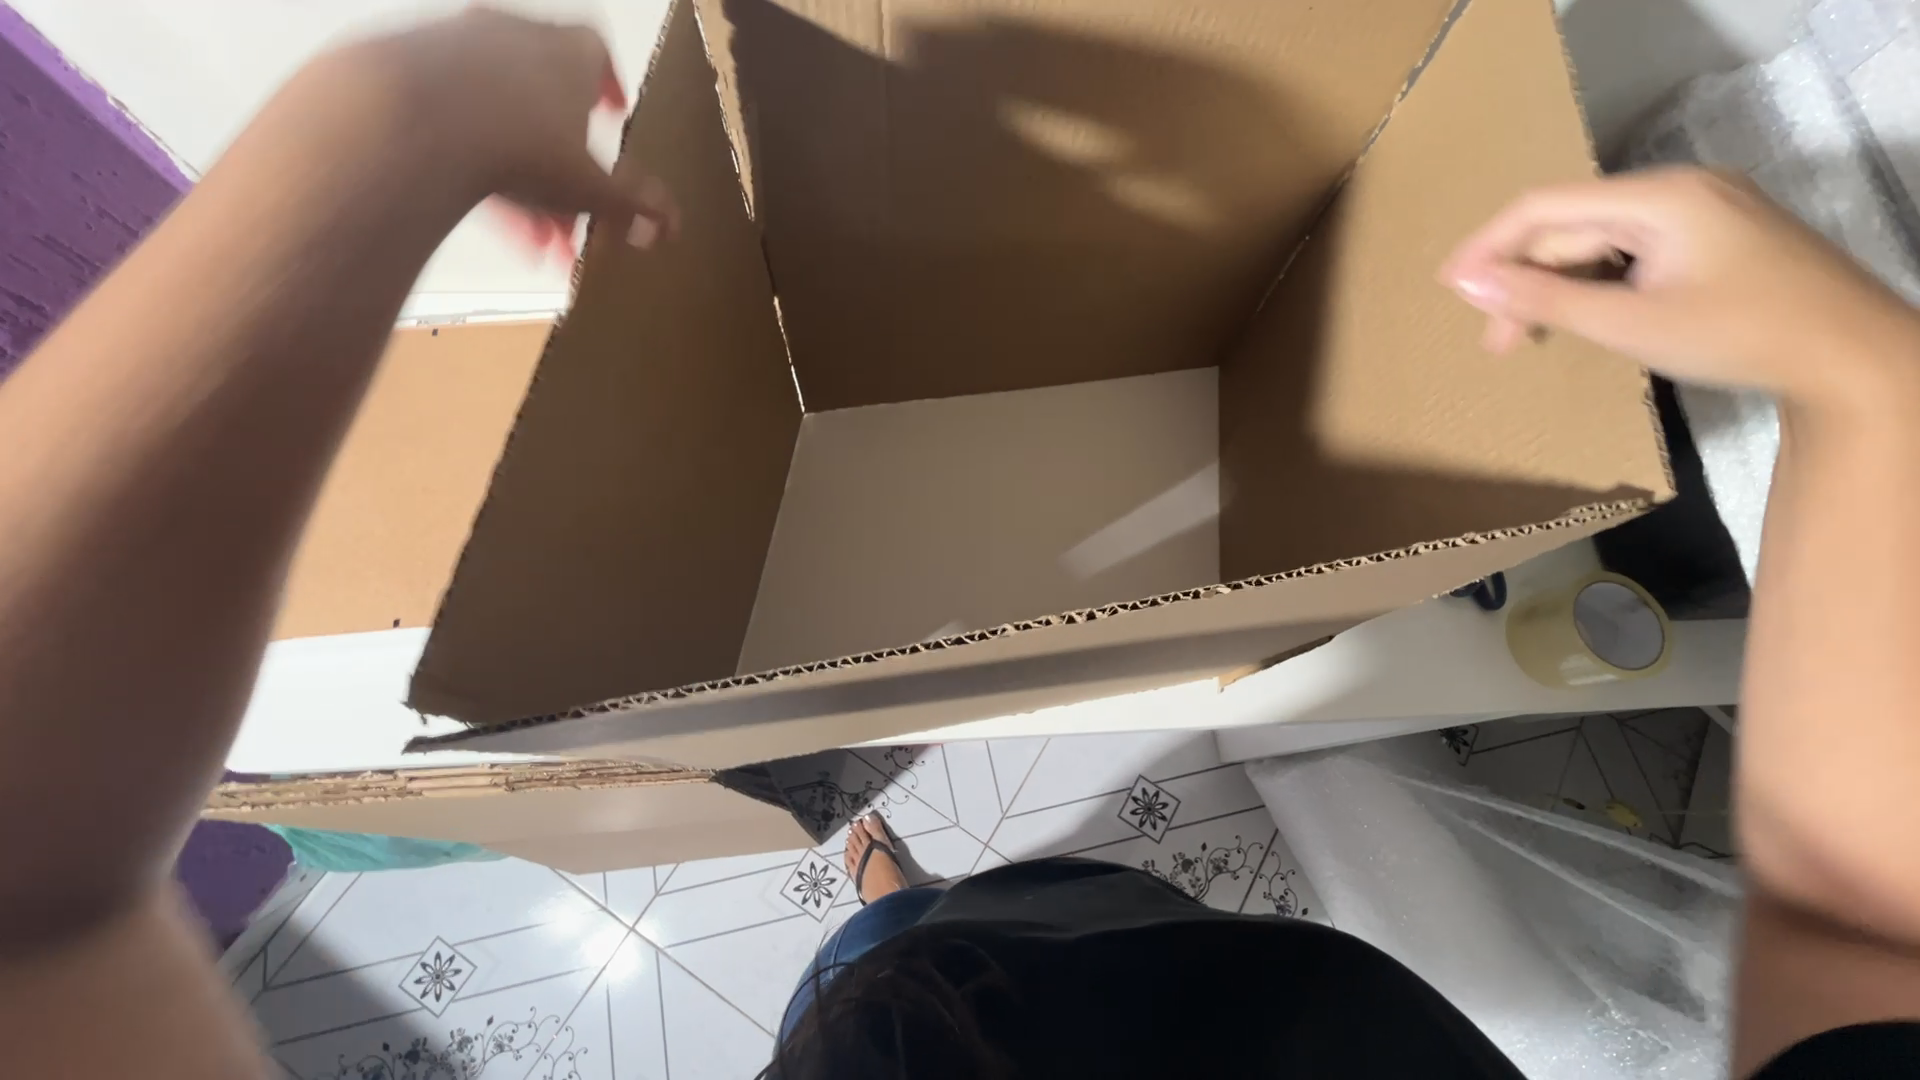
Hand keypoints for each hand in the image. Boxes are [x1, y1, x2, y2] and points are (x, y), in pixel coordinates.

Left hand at [321, 7, 677, 254]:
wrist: (407, 121)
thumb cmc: (520, 145)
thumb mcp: (595, 189)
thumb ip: (635, 207)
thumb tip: (669, 226)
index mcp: (566, 53)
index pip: (596, 51)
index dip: (608, 84)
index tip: (612, 113)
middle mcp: (511, 37)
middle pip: (548, 98)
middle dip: (566, 161)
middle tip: (576, 207)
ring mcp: (454, 50)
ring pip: (503, 120)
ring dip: (525, 178)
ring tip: (537, 236)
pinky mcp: (407, 74)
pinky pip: (457, 126)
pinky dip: (479, 169)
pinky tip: (493, 220)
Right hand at [1439, 166, 1919, 406]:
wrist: (1852, 358)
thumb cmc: (1738, 335)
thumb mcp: (1626, 323)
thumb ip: (1541, 299)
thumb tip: (1466, 282)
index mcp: (1660, 198)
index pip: (1546, 207)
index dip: (1488, 244)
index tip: (1447, 285)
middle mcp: (1675, 193)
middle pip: (1568, 230)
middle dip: (1522, 283)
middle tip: (1496, 343)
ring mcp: (1694, 214)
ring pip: (1592, 246)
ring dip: (1551, 290)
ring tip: (1524, 340)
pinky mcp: (1703, 240)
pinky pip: (1623, 255)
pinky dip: (1588, 288)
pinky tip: (1572, 320)